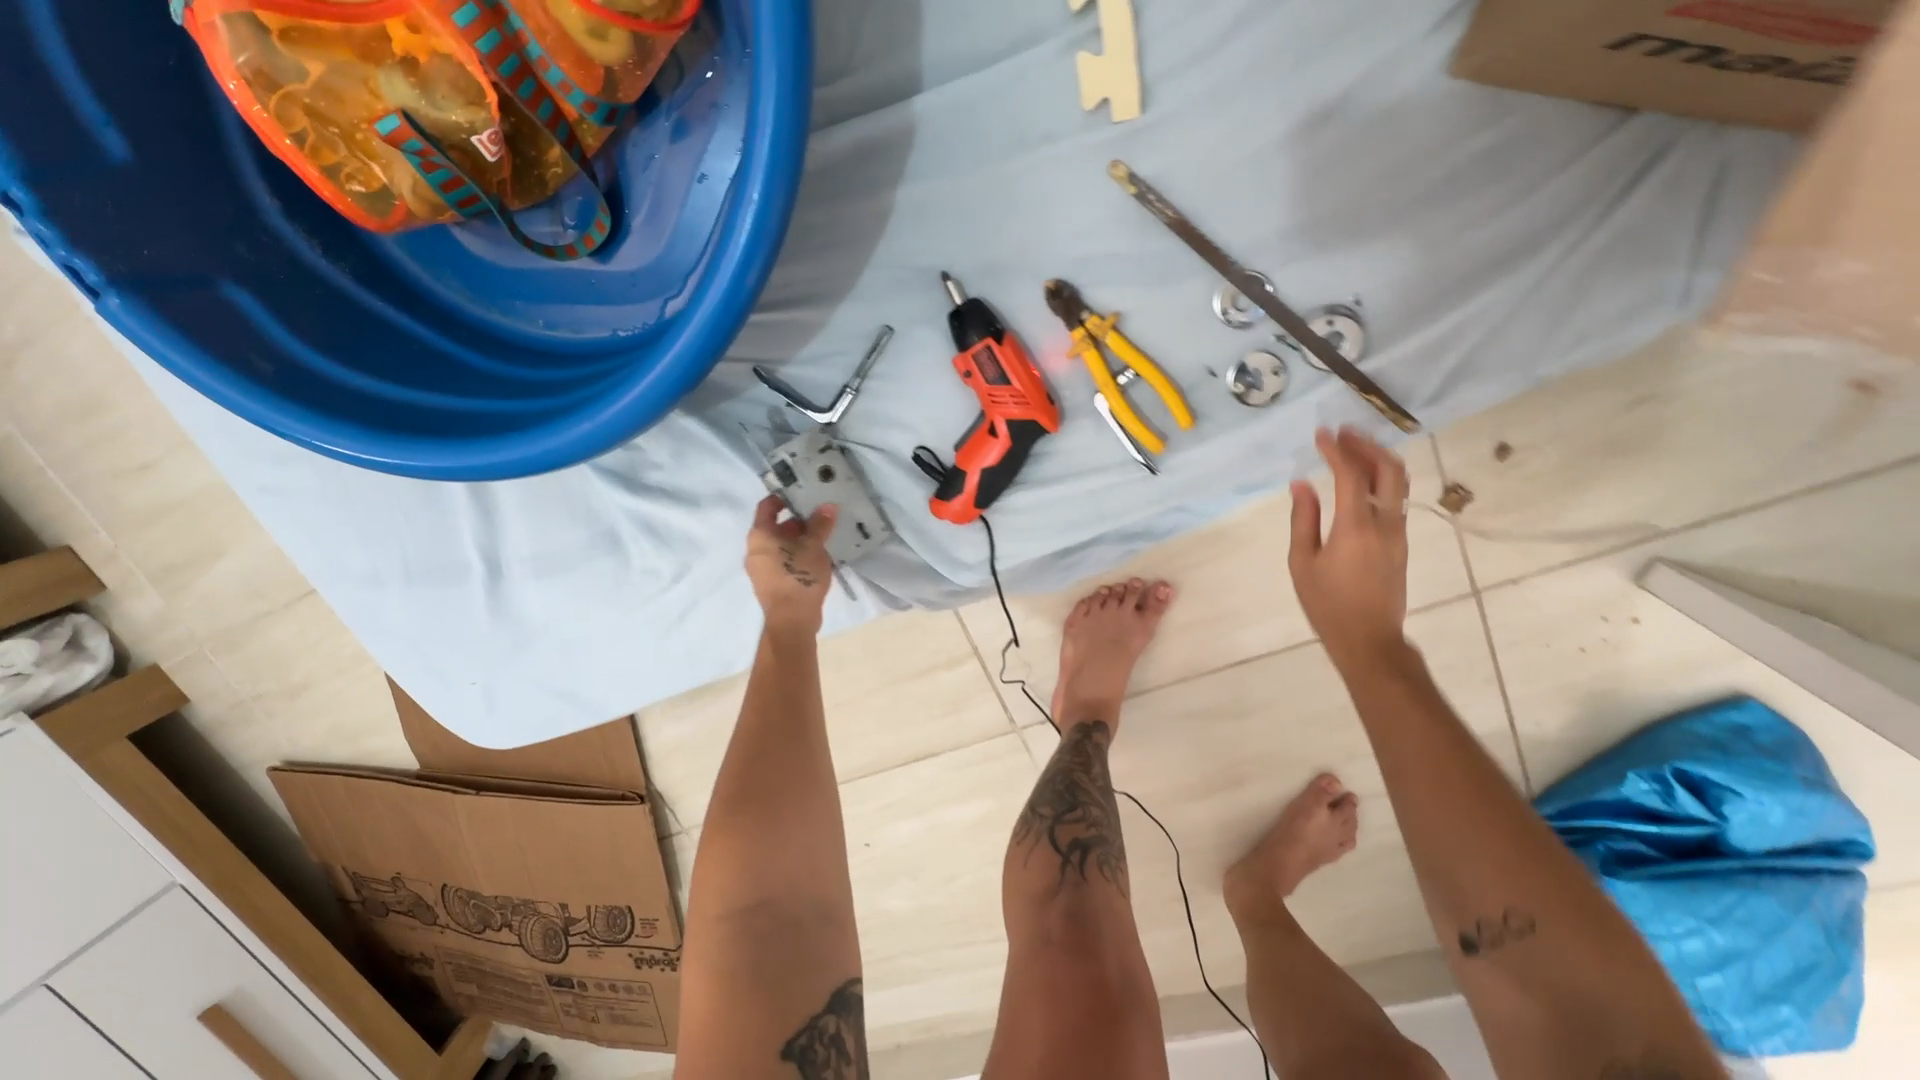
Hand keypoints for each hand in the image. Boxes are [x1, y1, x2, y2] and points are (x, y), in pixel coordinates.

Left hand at [745, 496, 837, 634]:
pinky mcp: (771, 584)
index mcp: (760, 535)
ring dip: (800, 540)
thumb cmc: (799, 576)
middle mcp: (755, 550)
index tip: (804, 494)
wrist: (792, 620)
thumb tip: (828, 506)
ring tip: (824, 537)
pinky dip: (797, 556)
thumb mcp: (814, 546)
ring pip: (781, 546)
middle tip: (822, 516)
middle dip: (799, 521)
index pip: (767, 506)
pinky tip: (818, 558)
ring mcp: (761, 569)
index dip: (784, 497)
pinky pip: (783, 562)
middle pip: (776, 527)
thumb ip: (820, 525)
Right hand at [1288, 427, 1410, 667]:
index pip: (1350, 475)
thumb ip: (1303, 519)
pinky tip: (1362, 479)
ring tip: (1354, 448)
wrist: (1368, 638)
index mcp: (1356, 527)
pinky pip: (1396, 498)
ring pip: (1398, 482)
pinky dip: (1382, 478)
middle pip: (1388, 470)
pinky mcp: (1401, 541)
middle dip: (1366, 446)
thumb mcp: (1303, 563)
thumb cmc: (1327, 604)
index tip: (1321, 435)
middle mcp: (1385, 523)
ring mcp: (1398, 532)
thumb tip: (1302, 484)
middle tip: (1344, 433)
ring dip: (1378, 459)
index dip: (1336, 451)